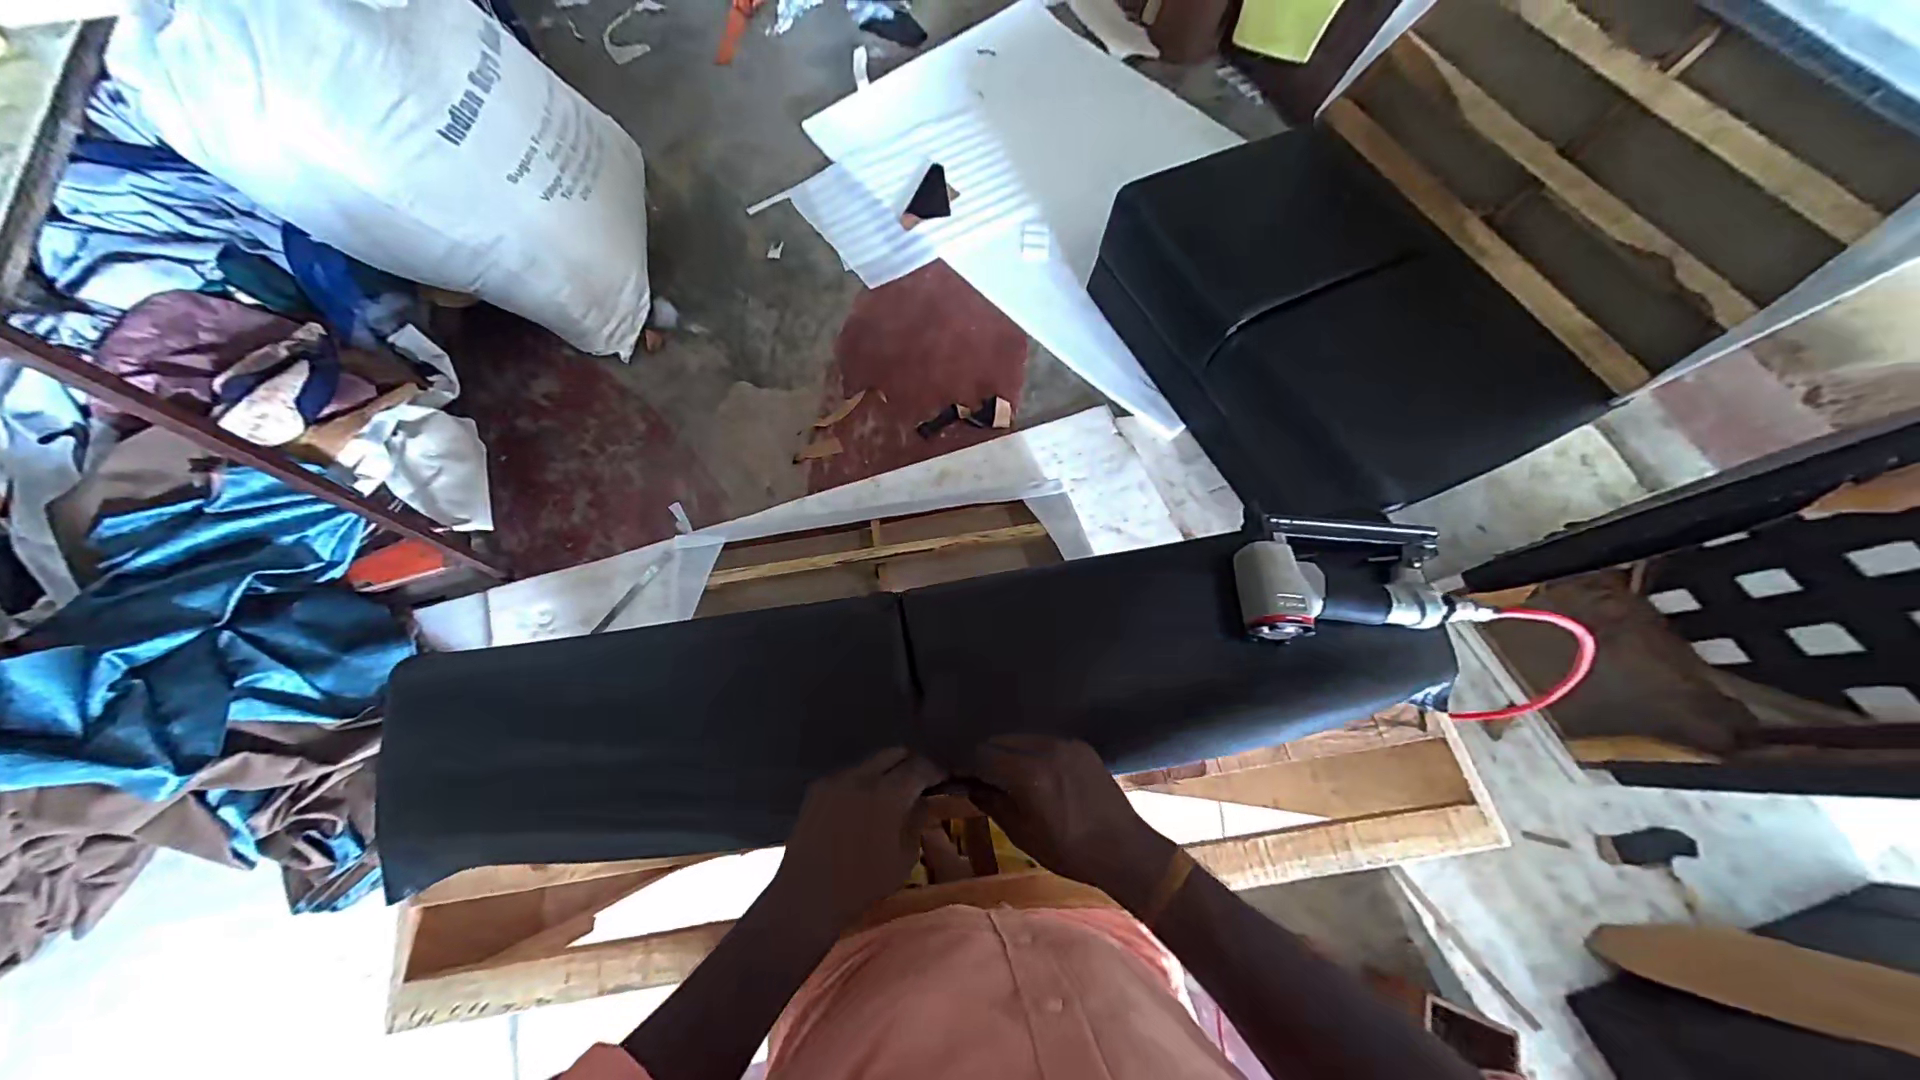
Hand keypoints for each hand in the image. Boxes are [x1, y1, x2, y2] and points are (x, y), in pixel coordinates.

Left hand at [771, 747, 944, 928]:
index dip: (936, 770)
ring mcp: (836, 779)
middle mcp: (861, 777)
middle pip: (895, 752)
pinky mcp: (817, 788)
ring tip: (892, 792)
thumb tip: (923, 800)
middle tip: (920, 780)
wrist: (807, 896)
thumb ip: (917, 821)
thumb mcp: (904, 858)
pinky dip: (863, 782)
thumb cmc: (862, 884)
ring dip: (886, 771)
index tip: (944, 778)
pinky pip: (848, 774)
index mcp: (887, 794)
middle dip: (911, 762)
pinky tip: (863, 803)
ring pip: (870, 761)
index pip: (920, 766)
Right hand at [962, 735, 1176, 911]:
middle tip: (973, 776)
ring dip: (1005, 752)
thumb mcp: (1022, 833)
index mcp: (1029, 773)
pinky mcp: (1080, 745)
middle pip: (999, 741)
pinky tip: (1029, 771)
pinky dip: (1029, 751)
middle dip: (982, 756)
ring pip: (1021, 737)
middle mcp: (1046, 748)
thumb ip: (991, 802)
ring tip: (1000, 774)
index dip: (962, 764)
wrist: (1124, 850)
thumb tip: (968, 785)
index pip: (981, 756)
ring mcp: (1065, 743)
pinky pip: (1043, 741)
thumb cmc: (1069, 851)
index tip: (952, 775)